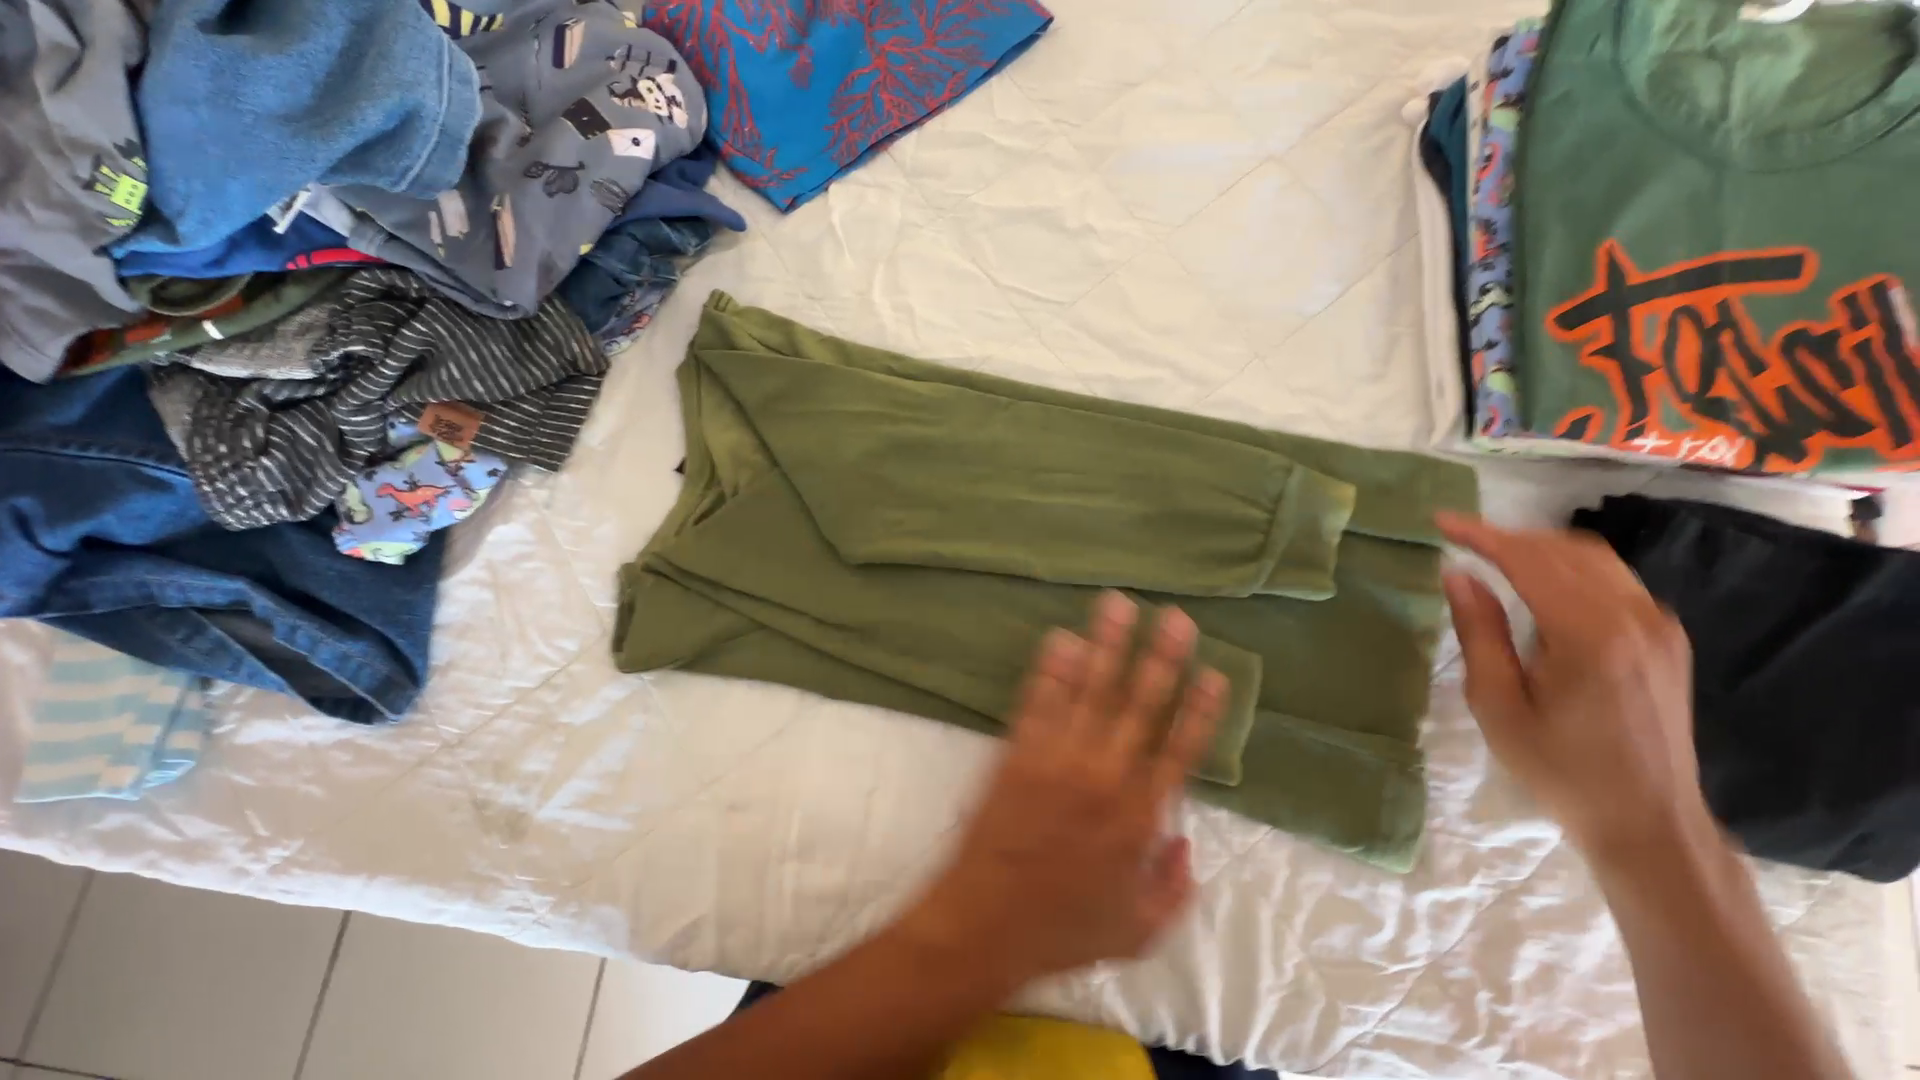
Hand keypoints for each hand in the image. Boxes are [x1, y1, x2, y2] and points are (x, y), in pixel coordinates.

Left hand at [898, 591, 1226, 989]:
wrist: (985, 924)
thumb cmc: (1062, 930)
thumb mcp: (1138, 930)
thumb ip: (1174, 887)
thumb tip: (1187, 842)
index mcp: (1140, 817)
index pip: (1180, 750)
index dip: (1201, 710)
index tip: (1215, 672)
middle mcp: (1105, 778)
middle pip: (1140, 706)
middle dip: (1161, 658)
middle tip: (1174, 617)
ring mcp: (1058, 761)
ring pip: (1090, 692)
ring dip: (1106, 646)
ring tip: (1116, 605)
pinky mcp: (1016, 755)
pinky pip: (1037, 704)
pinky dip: (1050, 671)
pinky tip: (1060, 638)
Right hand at [1435, 512, 1710, 860]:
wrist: (1648, 821)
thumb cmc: (1560, 770)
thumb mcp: (1499, 706)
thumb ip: (1480, 633)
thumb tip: (1459, 575)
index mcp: (1591, 636)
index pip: (1531, 561)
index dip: (1483, 536)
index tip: (1441, 522)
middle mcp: (1635, 618)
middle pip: (1566, 551)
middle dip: (1510, 538)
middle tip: (1462, 540)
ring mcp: (1660, 627)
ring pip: (1596, 560)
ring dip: (1542, 549)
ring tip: (1496, 556)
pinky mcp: (1668, 639)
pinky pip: (1616, 581)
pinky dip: (1572, 568)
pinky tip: (1544, 584)